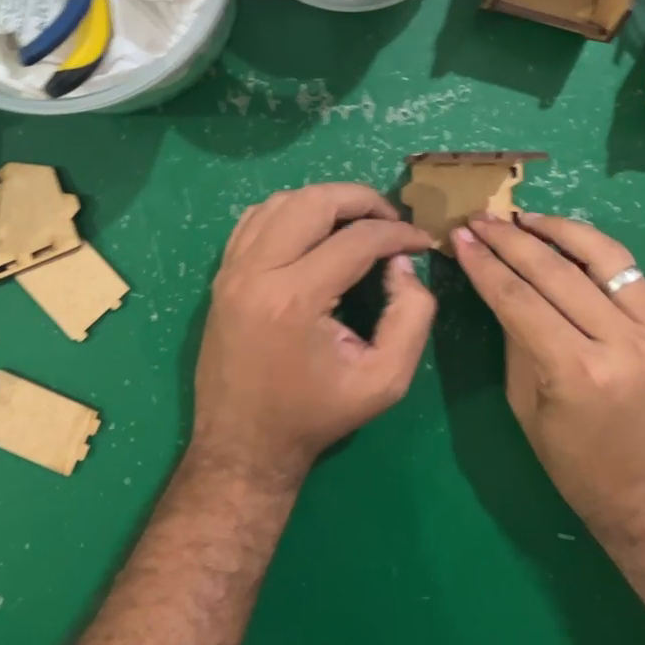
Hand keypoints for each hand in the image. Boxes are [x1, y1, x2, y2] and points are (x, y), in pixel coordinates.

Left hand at [191, 184, 436, 487]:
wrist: (245, 444)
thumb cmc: (317, 415)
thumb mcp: (385, 379)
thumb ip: (411, 315)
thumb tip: (401, 264)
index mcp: (295, 299)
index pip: (357, 239)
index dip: (398, 233)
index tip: (421, 241)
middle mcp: (257, 272)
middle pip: (314, 201)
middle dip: (362, 200)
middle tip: (391, 220)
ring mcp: (232, 270)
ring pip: (281, 201)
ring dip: (325, 202)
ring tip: (358, 223)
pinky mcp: (222, 275)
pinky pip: (255, 219)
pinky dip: (290, 212)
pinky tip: (314, 232)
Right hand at [451, 213, 644, 545]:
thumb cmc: (580, 471)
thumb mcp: (528, 410)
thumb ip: (517, 343)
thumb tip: (502, 291)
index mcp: (575, 372)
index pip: (518, 299)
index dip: (484, 265)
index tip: (461, 237)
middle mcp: (617, 343)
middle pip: (555, 271)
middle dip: (510, 240)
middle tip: (481, 218)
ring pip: (601, 258)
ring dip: (558, 230)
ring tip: (524, 217)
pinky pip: (629, 275)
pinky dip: (596, 249)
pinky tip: (569, 239)